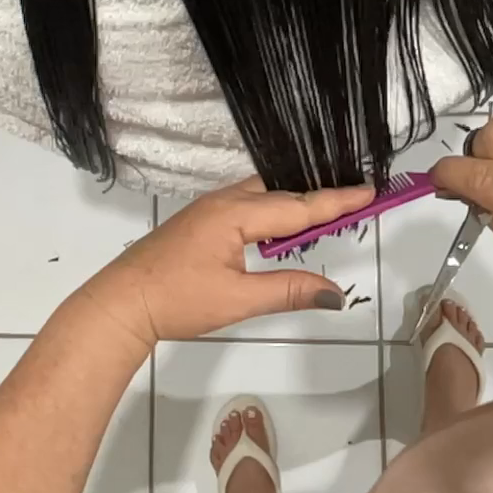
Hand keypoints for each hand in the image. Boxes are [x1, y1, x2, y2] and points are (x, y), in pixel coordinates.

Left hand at [74, 177, 374, 344]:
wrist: (123, 302)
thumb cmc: (178, 300)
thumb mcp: (238, 299)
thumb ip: (288, 290)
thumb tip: (335, 293)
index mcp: (236, 213)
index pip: (297, 206)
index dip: (336, 201)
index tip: (370, 191)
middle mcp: (224, 202)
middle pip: (281, 194)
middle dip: (318, 197)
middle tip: (357, 199)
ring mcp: (208, 209)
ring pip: (262, 197)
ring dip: (294, 202)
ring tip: (327, 210)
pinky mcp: (200, 221)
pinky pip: (247, 204)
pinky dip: (273, 209)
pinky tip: (281, 224)